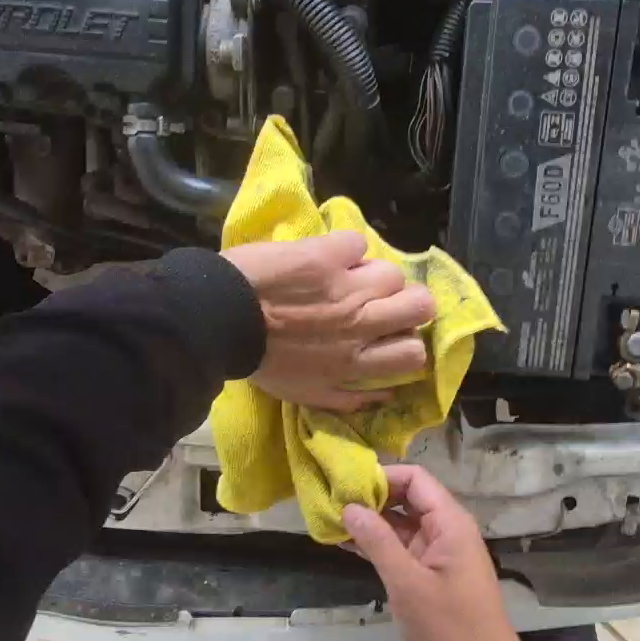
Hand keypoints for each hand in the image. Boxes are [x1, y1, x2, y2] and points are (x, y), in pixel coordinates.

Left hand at [222, 231, 436, 410]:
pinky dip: (344, 248)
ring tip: (348, 275)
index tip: (392, 335)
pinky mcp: (328, 255)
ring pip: (393, 273)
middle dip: (410, 302)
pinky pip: (357, 243)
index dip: (408, 341)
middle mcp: (360, 325)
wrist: (218, 319)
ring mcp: (347, 287)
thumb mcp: (304, 394)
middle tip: (386, 300)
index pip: (413, 354)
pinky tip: (326, 255)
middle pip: (421, 306)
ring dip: (372, 274)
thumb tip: (384, 396)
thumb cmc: (260, 360)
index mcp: (354, 362)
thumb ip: (346, 397)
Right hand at [341, 465, 526, 640]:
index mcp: (450, 522)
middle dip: (373, 497)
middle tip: (333, 502)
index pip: (415, 478)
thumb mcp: (407, 584)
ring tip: (333, 521)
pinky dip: (381, 543)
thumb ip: (378, 542)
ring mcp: (441, 550)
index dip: (382, 476)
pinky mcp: (434, 571)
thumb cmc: (449, 627)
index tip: (346, 484)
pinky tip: (348, 544)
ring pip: (404, 522)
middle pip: (409, 497)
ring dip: (373, 522)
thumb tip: (350, 507)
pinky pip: (405, 546)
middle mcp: (448, 528)